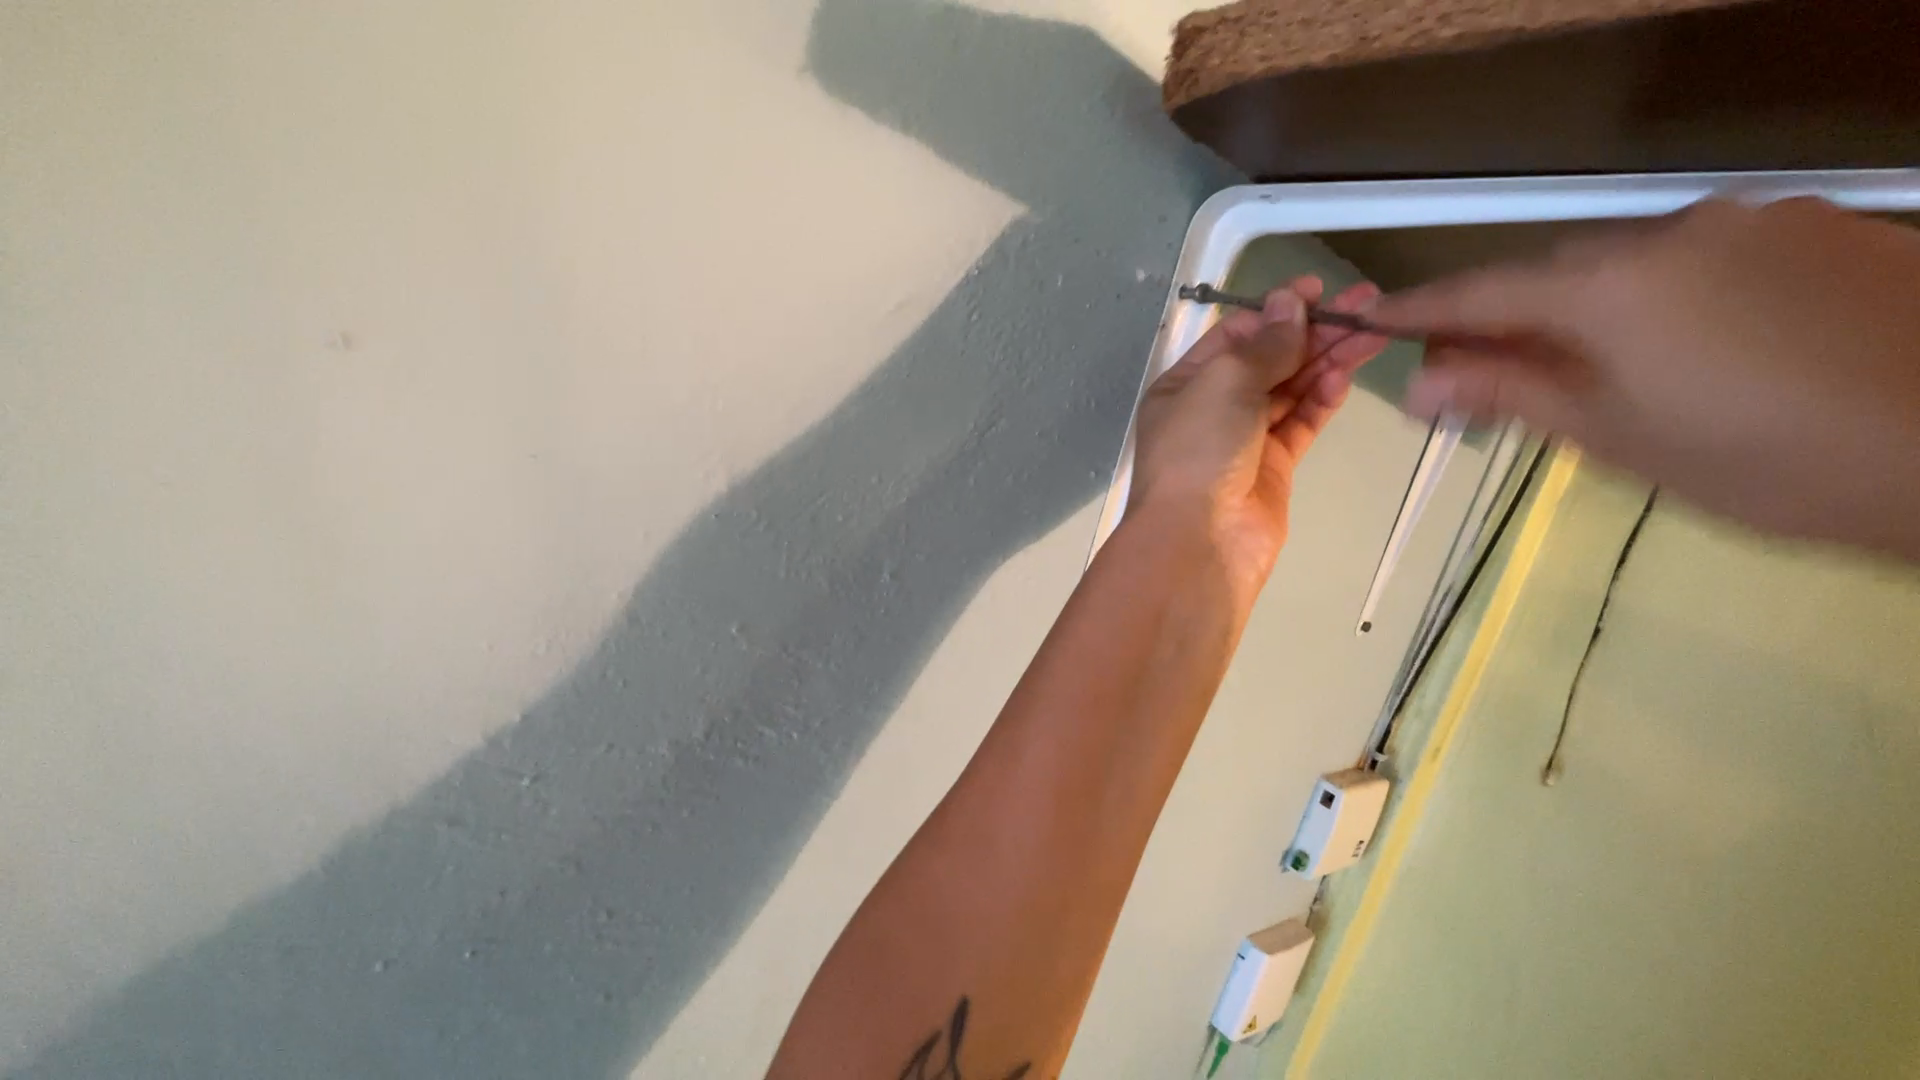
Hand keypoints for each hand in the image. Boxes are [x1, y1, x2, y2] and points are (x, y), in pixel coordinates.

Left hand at [1129, 277, 1387, 601]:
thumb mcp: (1224, 382)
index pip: (1233, 337)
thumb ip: (1263, 344)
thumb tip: (1288, 304)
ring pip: (1289, 390)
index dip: (1275, 311)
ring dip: (1326, 361)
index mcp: (1183, 385)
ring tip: (1372, 333)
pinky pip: (1300, 424)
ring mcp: (1242, 441)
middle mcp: (1210, 410)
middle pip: (1267, 361)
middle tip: (1366, 306)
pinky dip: (1322, 400)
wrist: (1200, 541)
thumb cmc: (1199, 451)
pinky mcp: (1272, 469)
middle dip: (1312, 333)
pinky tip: (1346, 375)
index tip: (1319, 290)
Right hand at [1375, 197, 1919, 560]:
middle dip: (1511, 320)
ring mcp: (1754, 222)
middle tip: (1483, 376)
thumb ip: (1509, 394)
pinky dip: (1666, 296)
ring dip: (1591, 310)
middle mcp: (1672, 231)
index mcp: (1609, 286)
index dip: (1420, 311)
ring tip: (1599, 371)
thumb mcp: (1613, 436)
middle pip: (1554, 273)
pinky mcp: (1820, 229)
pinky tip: (1695, 346)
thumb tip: (1418, 383)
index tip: (1370, 322)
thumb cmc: (1758, 460)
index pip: (1481, 293)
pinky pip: (1704, 257)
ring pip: (1631, 263)